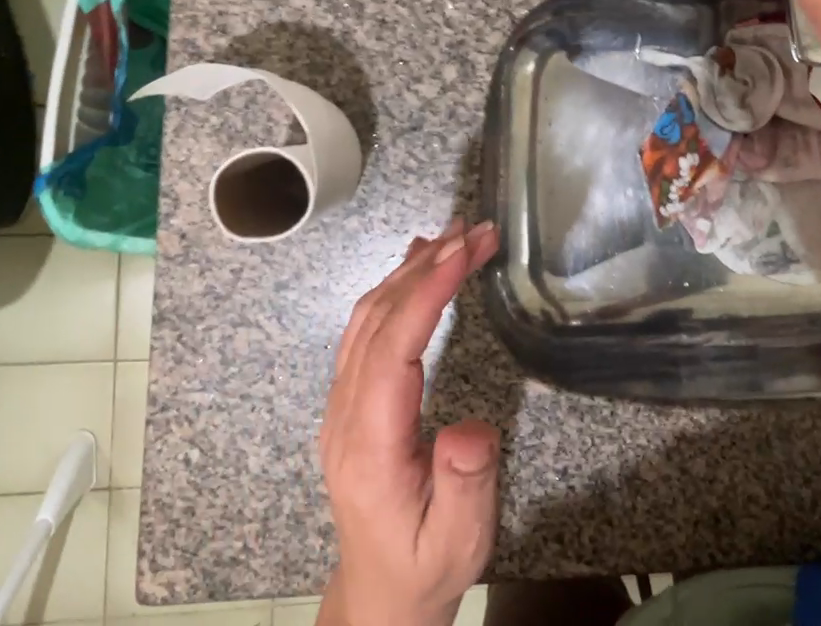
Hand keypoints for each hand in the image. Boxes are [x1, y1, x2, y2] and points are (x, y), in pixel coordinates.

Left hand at [318, 220, 501, 625]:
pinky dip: (395, 290)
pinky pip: (366, 332)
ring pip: (366, 319)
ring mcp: (343, 405)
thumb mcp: (458, 540)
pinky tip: (417, 268)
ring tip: (456, 236)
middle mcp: (345, 414)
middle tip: (477, 231)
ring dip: (410, 271)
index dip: (427, 292)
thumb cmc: (425, 566)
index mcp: (368, 442)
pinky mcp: (353, 402)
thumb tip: (471, 429)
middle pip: (376, 319)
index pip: (392, 347)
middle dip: (427, 266)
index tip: (465, 251)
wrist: (381, 595)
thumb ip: (464, 485)